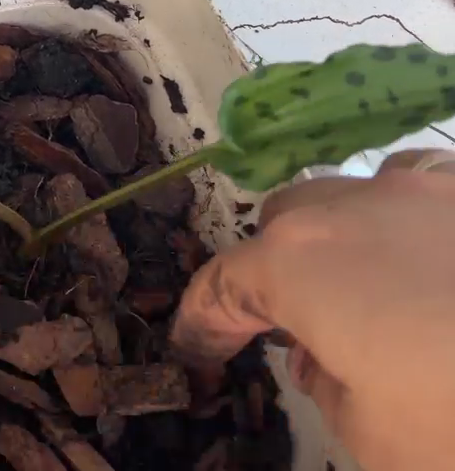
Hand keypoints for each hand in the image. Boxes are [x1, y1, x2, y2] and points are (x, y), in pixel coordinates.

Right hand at [170, 148, 454, 470]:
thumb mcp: (383, 441)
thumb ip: (330, 386)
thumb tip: (325, 358)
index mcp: (293, 261)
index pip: (221, 289)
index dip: (202, 325)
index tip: (196, 355)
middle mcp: (348, 210)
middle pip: (285, 222)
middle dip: (281, 268)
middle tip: (304, 326)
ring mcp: (436, 196)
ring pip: (365, 187)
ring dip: (356, 228)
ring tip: (385, 277)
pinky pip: (445, 184)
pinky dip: (431, 212)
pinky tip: (448, 251)